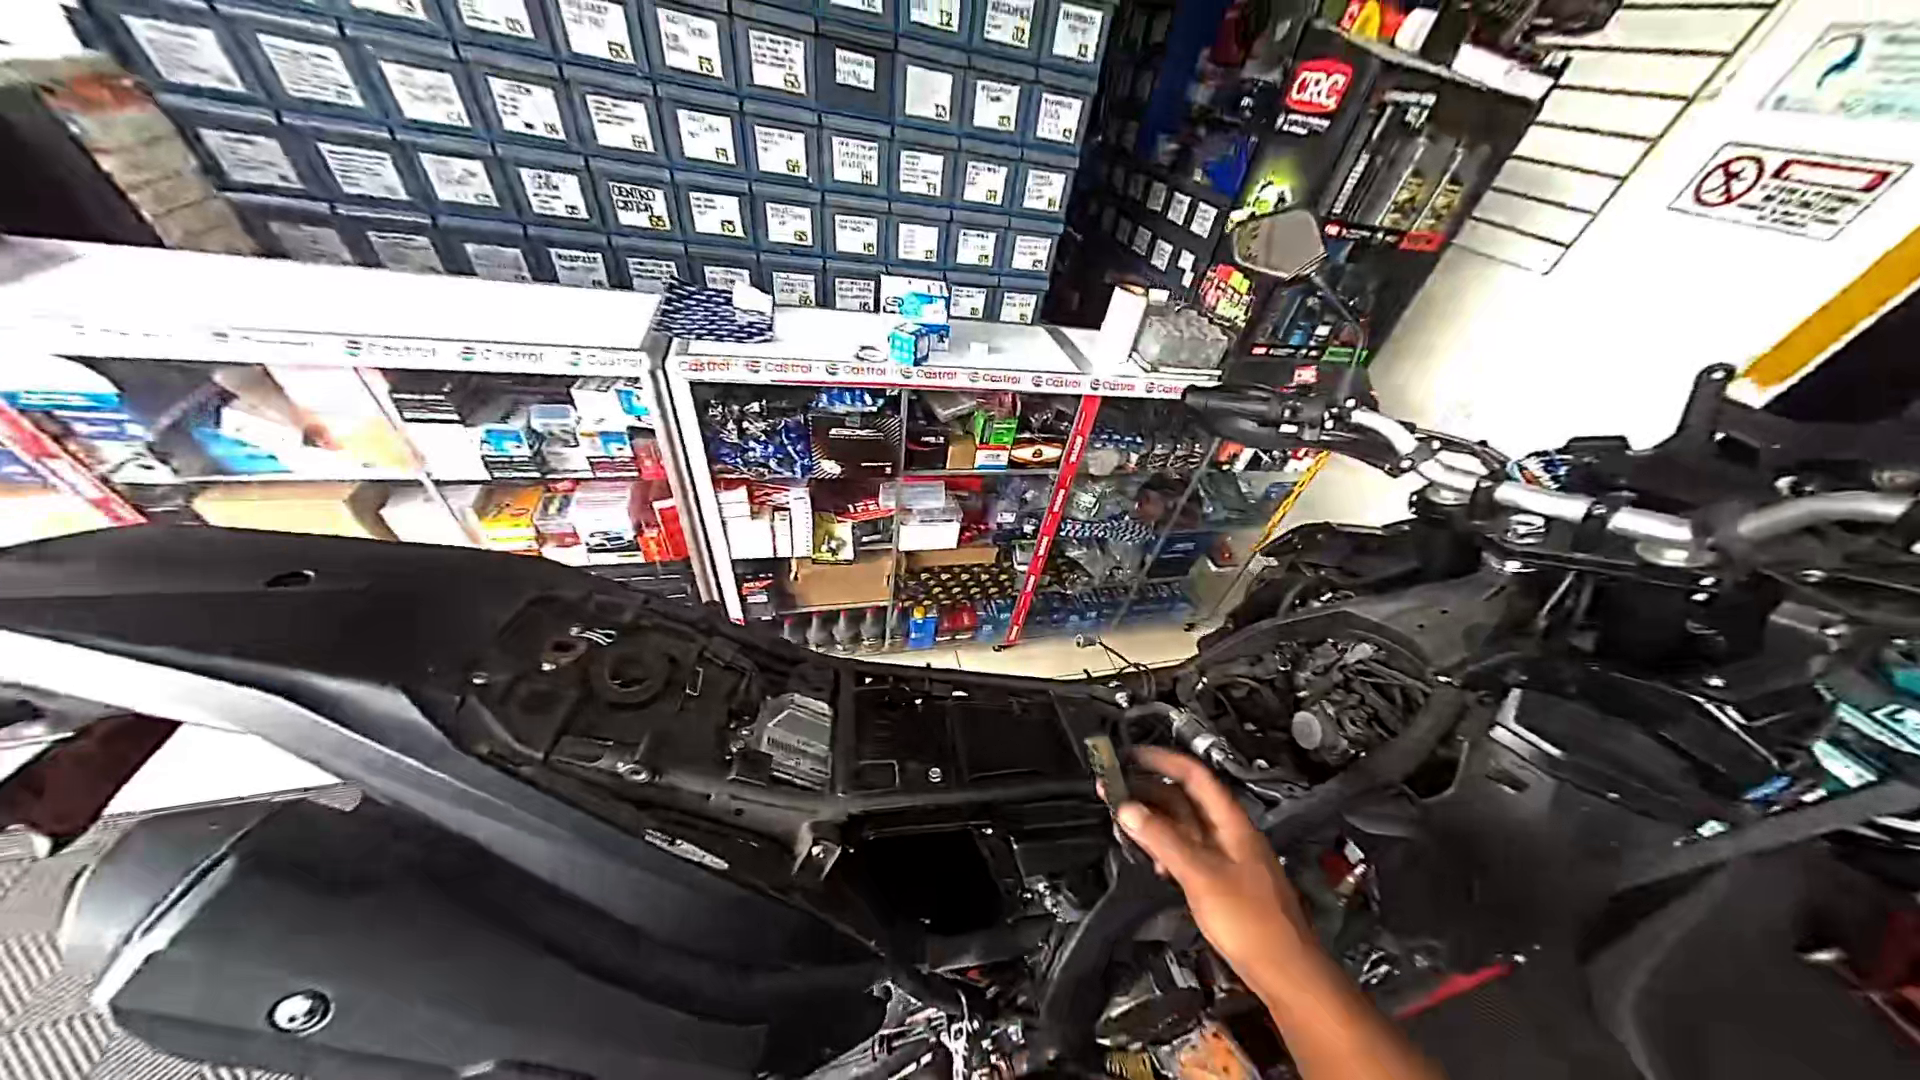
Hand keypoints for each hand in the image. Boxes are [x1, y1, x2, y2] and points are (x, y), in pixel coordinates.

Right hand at [1116, 747, 1311, 991]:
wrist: (1284, 972)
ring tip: (1123, 817)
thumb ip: (1162, 839)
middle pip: (1183, 797)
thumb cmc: (1256, 925)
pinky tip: (1149, 855)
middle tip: (1115, 789)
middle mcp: (1227, 833)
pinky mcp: (1218, 878)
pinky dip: (1162, 844)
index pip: (1193, 775)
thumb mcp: (1200, 874)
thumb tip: (1130, 810)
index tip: (1131, 757)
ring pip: (1181, 823)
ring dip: (1152, 818)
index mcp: (1230, 822)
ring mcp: (1223, 856)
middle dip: (1148, 790)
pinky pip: (1184, 848)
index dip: (1161, 760)